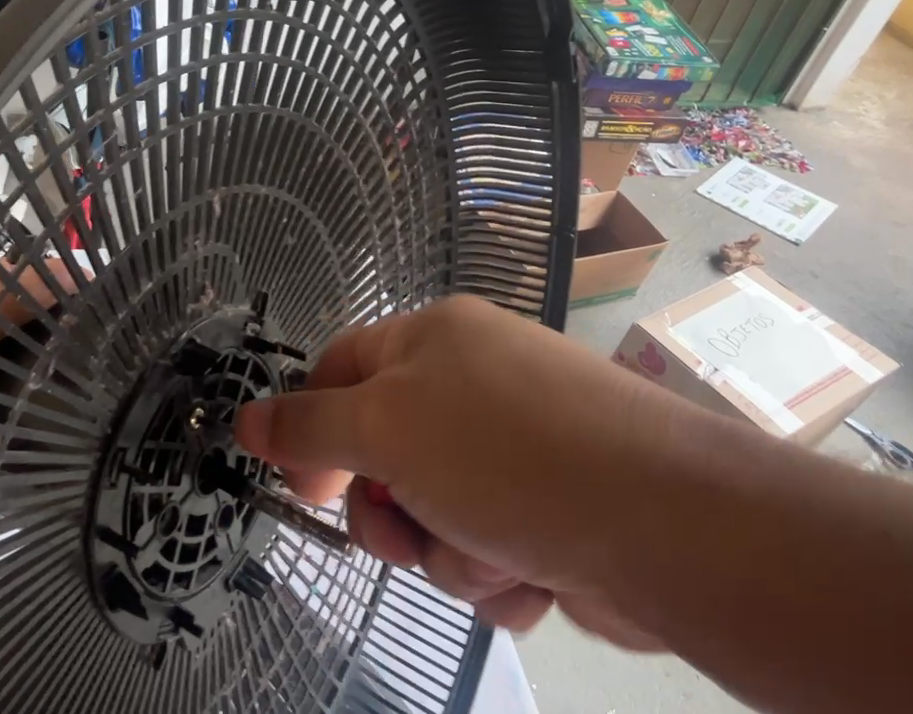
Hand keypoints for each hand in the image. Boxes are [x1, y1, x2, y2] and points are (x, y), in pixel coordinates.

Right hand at [233, 295, 676, 646]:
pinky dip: (495, 572)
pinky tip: (531, 570)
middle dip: (387, 508)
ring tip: (490, 550)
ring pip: (432, 513)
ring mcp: (518, 451)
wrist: (667, 526)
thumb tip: (246, 419)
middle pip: (383, 454)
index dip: (310, 426)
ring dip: (446, 548)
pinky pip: (485, 548)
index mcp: (434, 340)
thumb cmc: (507, 453)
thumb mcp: (384, 427)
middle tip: (404, 527)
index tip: (302, 484)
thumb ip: (306, 426)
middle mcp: (475, 386)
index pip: (340, 370)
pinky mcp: (553, 511)